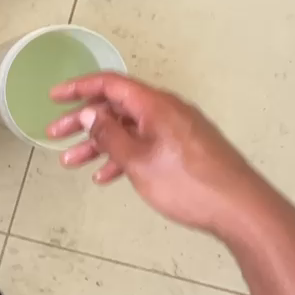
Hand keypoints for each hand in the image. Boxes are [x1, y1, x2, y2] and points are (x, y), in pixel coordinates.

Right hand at [46, 73, 273, 240]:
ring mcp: (176, 129)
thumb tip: (89, 114)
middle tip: (55, 133)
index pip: (110, 83)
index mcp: (155, 105)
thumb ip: (109, 135)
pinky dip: (122, 155)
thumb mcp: (137, 160)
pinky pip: (143, 143)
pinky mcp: (183, 148)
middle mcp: (165, 111)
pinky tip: (106, 175)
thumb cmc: (188, 184)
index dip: (78, 87)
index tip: (55, 96)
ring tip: (72, 162)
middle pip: (116, 107)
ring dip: (98, 143)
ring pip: (127, 128)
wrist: (240, 210)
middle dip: (82, 121)